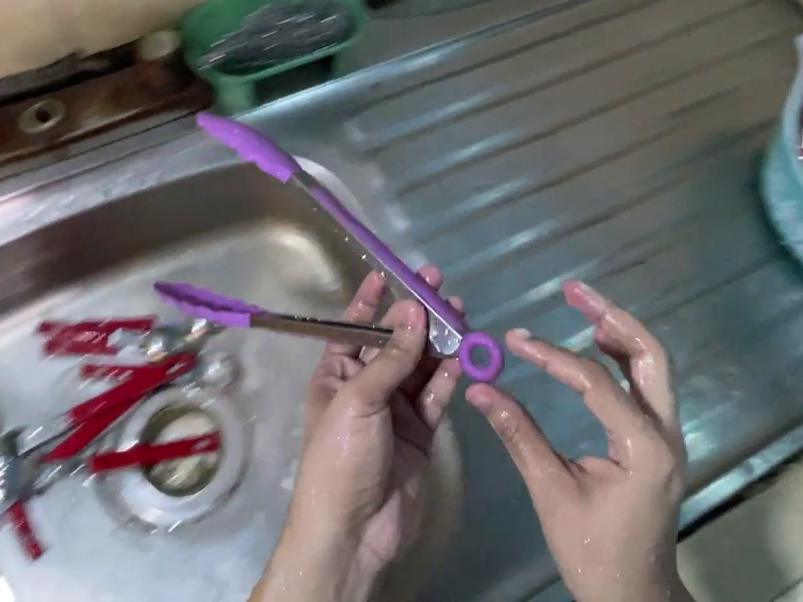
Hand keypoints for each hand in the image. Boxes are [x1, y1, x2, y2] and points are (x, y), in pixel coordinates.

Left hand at [251, 268, 462, 601]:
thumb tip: (414, 311)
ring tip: (460, 312)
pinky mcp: (421, 430)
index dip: (370, 301)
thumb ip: (392, 358)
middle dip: (415, 315)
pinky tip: (465, 353)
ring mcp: (396, 408)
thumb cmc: (340, 456)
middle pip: (395, 342)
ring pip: (421, 365)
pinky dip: (450, 374)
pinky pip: (437, 394)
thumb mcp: (358, 400)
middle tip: (438, 284)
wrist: (355, 530)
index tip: (387, 273)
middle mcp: (366, 385)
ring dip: (439, 340)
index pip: (355, 328)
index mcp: (337, 374)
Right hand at [465, 281, 692, 601]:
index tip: (515, 341)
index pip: (595, 382)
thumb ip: (519, 435)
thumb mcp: (551, 493)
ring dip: (620, 330)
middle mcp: (665, 432)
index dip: (552, 356)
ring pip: (654, 364)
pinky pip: (647, 383)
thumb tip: (480, 389)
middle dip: (611, 316)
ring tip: (583, 304)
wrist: (635, 595)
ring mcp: (669, 435)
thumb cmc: (593, 551)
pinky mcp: (660, 440)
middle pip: (649, 355)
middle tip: (573, 289)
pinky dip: (623, 355)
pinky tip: (597, 343)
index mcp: (642, 448)